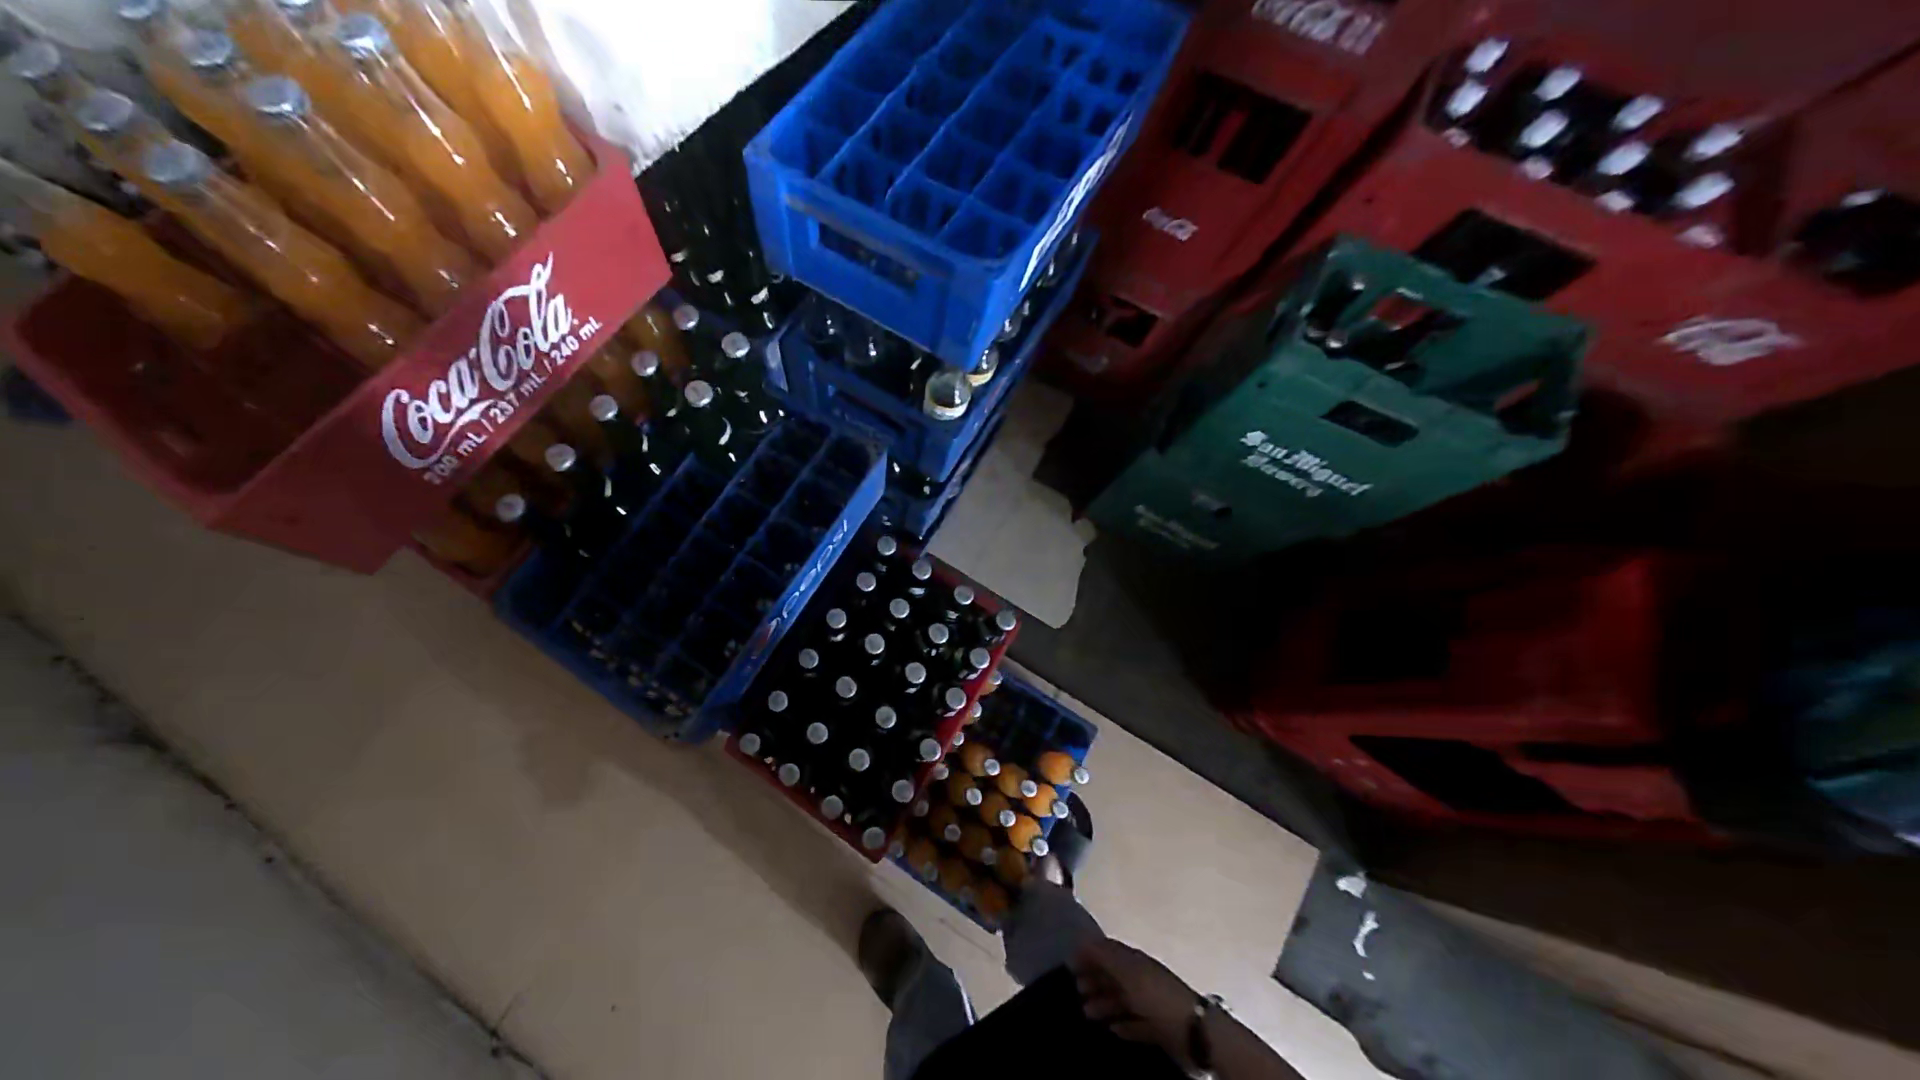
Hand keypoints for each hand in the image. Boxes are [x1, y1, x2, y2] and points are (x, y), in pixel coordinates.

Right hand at [1069, 938, 1199, 1066]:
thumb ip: (1105, 956)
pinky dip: (1123, 1025)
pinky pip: (1136, 1023)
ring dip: (1104, 1004)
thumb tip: (1084, 941)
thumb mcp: (1127, 971)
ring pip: (1122, 1000)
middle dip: (1095, 980)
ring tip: (1088, 1013)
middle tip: (1077, 990)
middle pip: (1114, 975)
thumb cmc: (1155, 995)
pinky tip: (1113, 1029)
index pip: (1109, 951)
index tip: (1071, 964)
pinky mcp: (1158, 1026)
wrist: (1193, 1029)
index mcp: (1135, 960)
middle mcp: (1142, 977)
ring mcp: (1151, 1002)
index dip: (1090, 954)